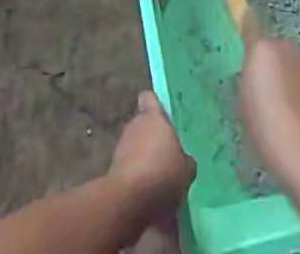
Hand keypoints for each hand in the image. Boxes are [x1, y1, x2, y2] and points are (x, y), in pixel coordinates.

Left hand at [108, 91, 194, 221]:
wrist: (130, 199)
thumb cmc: (163, 173)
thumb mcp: (186, 168)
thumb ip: (183, 159)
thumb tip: (182, 160)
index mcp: (154, 118)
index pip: (149, 99)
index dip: (153, 105)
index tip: (161, 118)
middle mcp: (135, 125)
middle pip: (141, 124)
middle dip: (150, 136)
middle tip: (165, 154)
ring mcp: (120, 146)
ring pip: (134, 145)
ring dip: (142, 156)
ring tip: (157, 177)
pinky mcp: (112, 168)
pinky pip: (128, 166)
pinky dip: (135, 174)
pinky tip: (146, 191)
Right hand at [239, 37, 299, 196]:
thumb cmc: (270, 131)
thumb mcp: (246, 105)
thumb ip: (251, 79)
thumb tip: (257, 70)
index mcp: (265, 51)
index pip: (253, 27)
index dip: (249, 27)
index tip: (245, 20)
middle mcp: (293, 51)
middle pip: (279, 50)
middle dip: (274, 65)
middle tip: (266, 93)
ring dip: (294, 83)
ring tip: (288, 115)